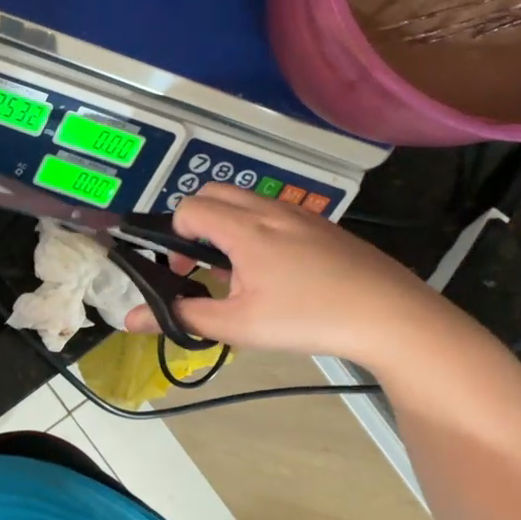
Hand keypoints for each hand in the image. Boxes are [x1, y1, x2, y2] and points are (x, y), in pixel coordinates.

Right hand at [125, 183, 468, 365]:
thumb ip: (181, 317)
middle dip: (195, 222)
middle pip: (215, 193)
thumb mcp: (237, 326)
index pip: (189, 208)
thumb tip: (129, 319)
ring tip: (237, 272)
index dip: (173, 237)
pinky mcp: (323, 227)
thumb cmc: (306, 318)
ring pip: (246, 202)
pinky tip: (275, 274)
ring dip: (226, 226)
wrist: (390, 316)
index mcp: (245, 229)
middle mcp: (270, 211)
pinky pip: (274, 214)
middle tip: (200, 265)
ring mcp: (301, 216)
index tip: (182, 273)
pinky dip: (257, 230)